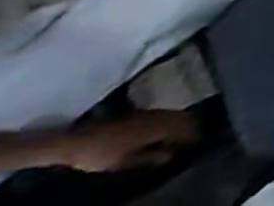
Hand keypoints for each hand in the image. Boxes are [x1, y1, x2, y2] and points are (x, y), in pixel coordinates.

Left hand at [56, 110, 198, 172]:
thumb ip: (149, 158)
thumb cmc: (102, 153)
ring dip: (180, 125)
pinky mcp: (142, 113)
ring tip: (177, 140)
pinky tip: (162, 134)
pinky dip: (169, 124)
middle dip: (190, 129)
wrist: (77, 141)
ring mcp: (151, 112)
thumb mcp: (124, 162)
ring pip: (176, 116)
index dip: (193, 137)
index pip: (187, 128)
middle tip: (189, 143)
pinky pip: (166, 116)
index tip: (196, 147)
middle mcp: (161, 115)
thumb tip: (170, 156)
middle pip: (185, 118)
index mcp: (160, 125)